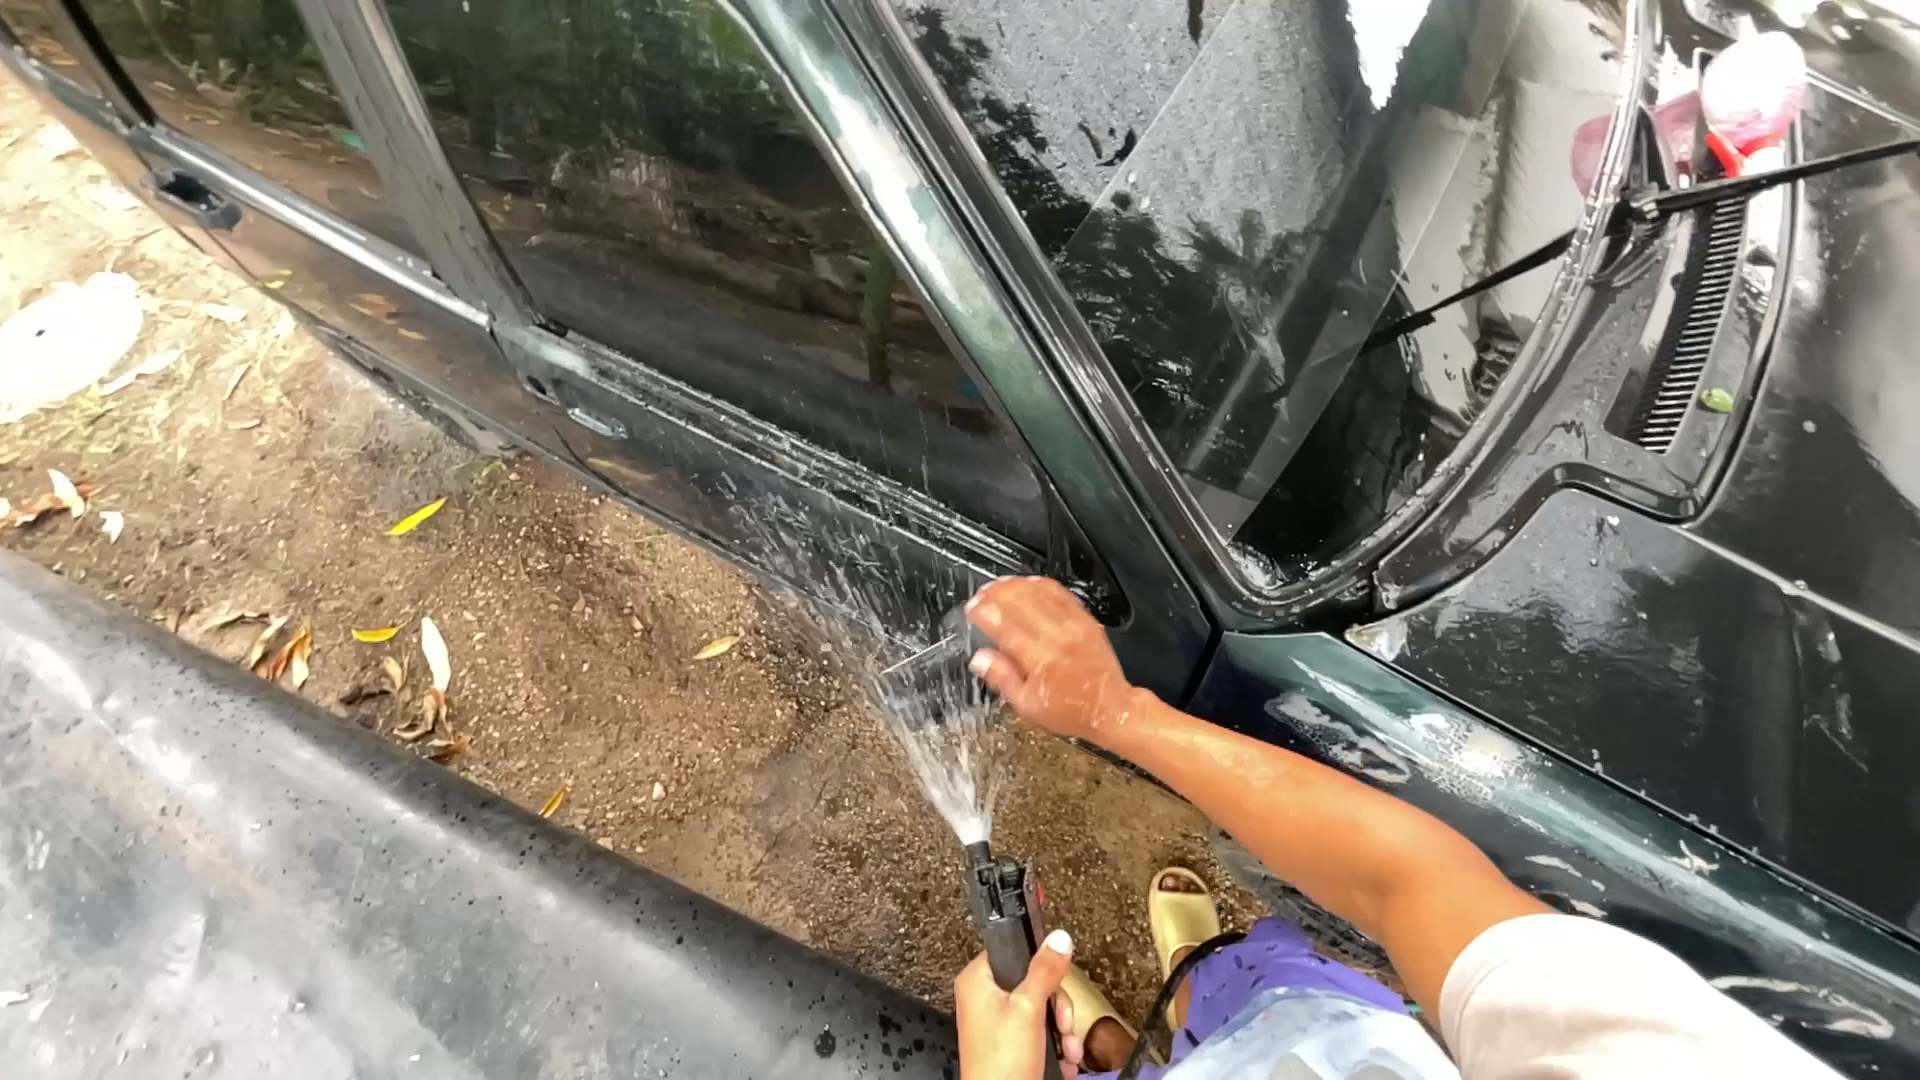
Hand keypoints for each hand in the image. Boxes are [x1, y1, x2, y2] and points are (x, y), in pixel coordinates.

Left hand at [955, 927, 1081, 1079]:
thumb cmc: (1001, 1064)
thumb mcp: (1029, 1008)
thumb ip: (1045, 971)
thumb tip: (1058, 938)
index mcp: (977, 980)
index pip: (1013, 950)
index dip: (1039, 963)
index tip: (1057, 976)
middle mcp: (984, 998)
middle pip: (1033, 982)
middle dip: (1057, 1007)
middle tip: (1062, 1023)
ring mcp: (996, 1023)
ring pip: (1039, 1008)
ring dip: (1060, 1029)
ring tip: (1067, 1047)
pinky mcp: (1009, 1045)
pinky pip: (1037, 1031)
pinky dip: (1054, 1044)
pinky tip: (1063, 1059)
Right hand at [965, 577, 1138, 742]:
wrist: (1109, 708)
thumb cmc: (1068, 711)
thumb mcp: (1026, 705)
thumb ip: (1001, 678)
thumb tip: (978, 658)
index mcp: (1037, 659)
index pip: (1004, 624)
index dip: (984, 611)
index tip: (972, 608)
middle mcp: (1054, 637)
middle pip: (1019, 602)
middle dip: (995, 594)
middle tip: (981, 594)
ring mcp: (1072, 625)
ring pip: (1039, 593)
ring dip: (1015, 585)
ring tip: (998, 585)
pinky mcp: (1085, 620)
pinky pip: (1061, 594)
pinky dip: (1042, 584)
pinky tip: (1028, 583)